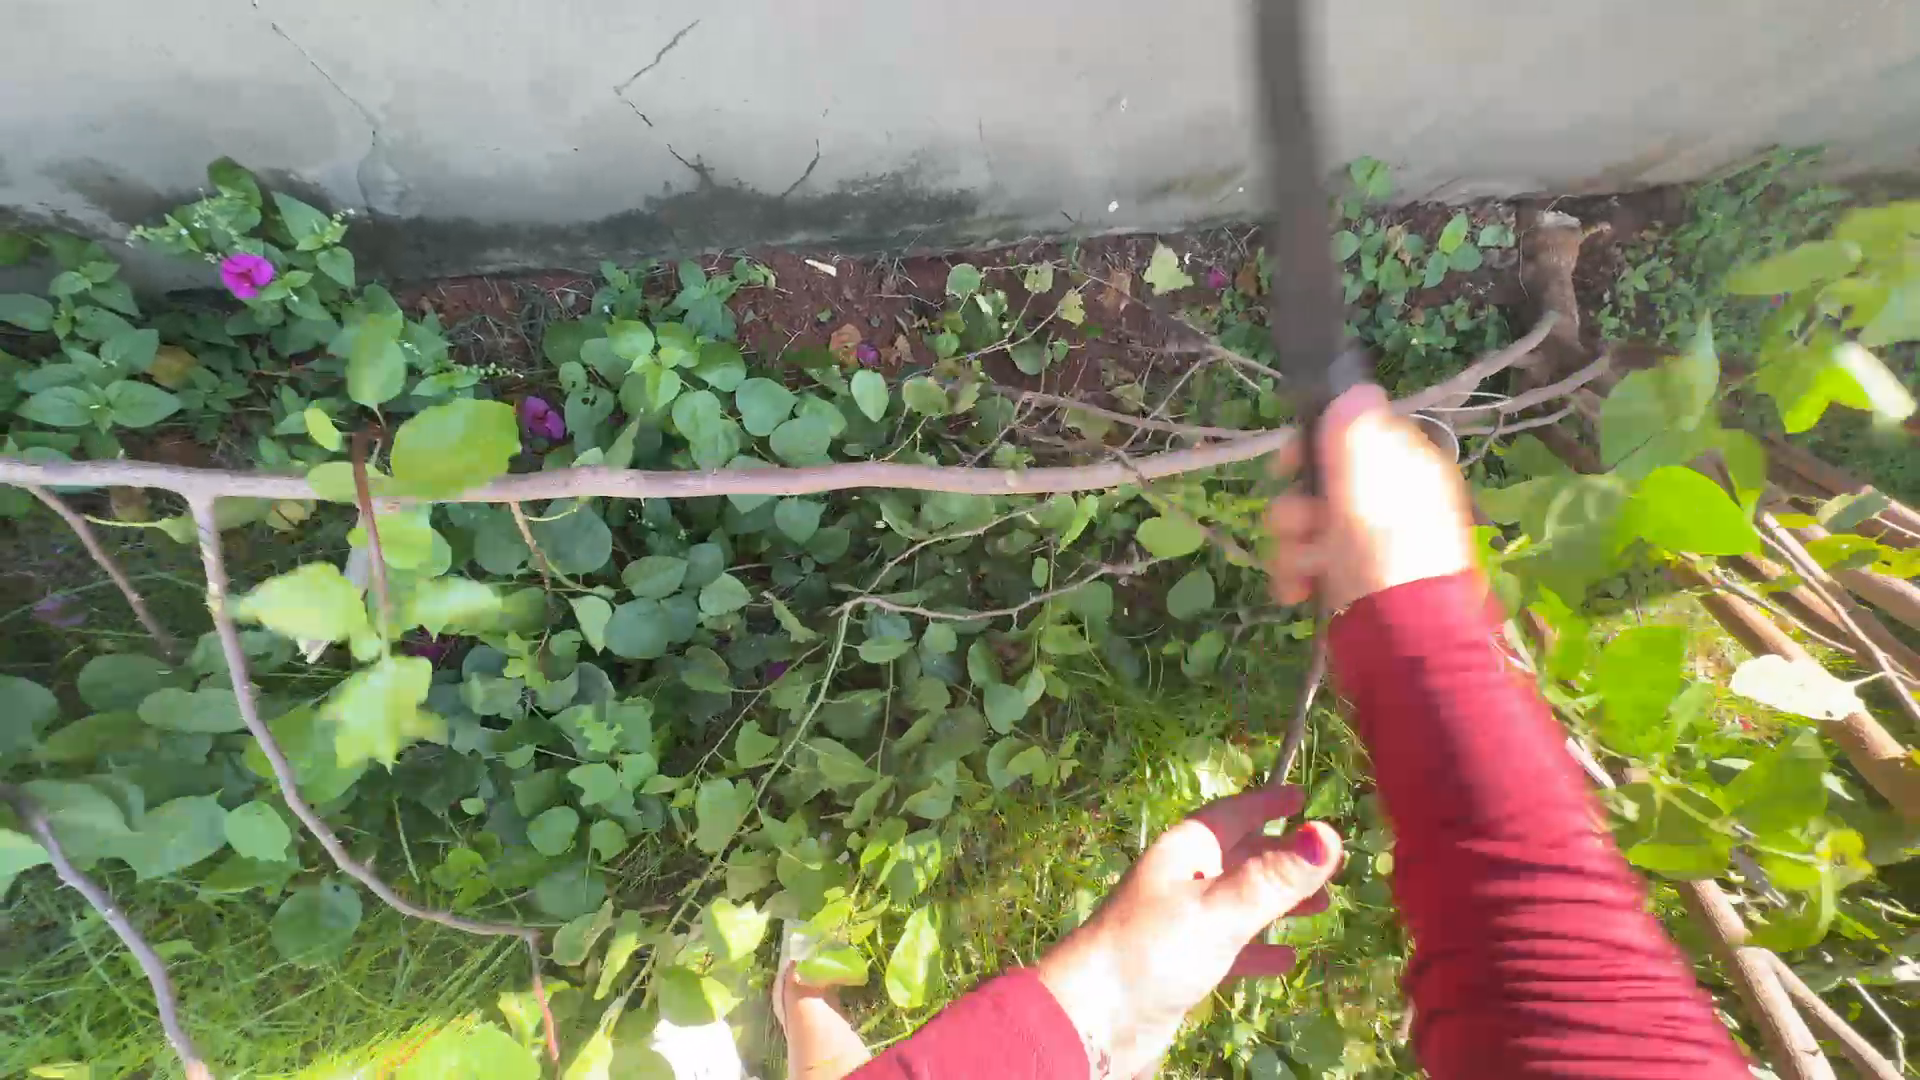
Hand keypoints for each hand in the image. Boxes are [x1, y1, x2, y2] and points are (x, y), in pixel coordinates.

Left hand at [1034, 786, 1341, 1077]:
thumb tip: (1327, 835)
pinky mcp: (1182, 960)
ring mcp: (1180, 919)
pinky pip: (1230, 944)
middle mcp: (1182, 877)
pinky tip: (1285, 959)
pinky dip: (1258, 947)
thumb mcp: (1220, 910)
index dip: (1265, 804)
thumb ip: (1273, 878)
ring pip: (1238, 900)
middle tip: (1327, 862)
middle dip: (1280, 856)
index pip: (1231, 815)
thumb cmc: (1155, 948)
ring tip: (1321, 907)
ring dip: (1276, 900)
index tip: (1300, 797)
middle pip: (1238, 856)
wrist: (1095, 1013)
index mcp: (1185, 850)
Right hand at [1265, 384, 1476, 612]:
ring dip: (1291, 547)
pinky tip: (1300, 588)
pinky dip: (1295, 572)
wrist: (1399, 640)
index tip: (1287, 464)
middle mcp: (1380, 500)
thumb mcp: (1368, 491)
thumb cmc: (1384, 559)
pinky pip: (1303, 558)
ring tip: (1304, 570)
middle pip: (1314, 484)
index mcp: (1399, 470)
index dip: (1310, 447)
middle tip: (1301, 526)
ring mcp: (1361, 540)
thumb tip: (1353, 388)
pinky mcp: (1343, 573)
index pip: (1346, 436)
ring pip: (1302, 524)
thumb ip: (1354, 438)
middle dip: (1295, 508)